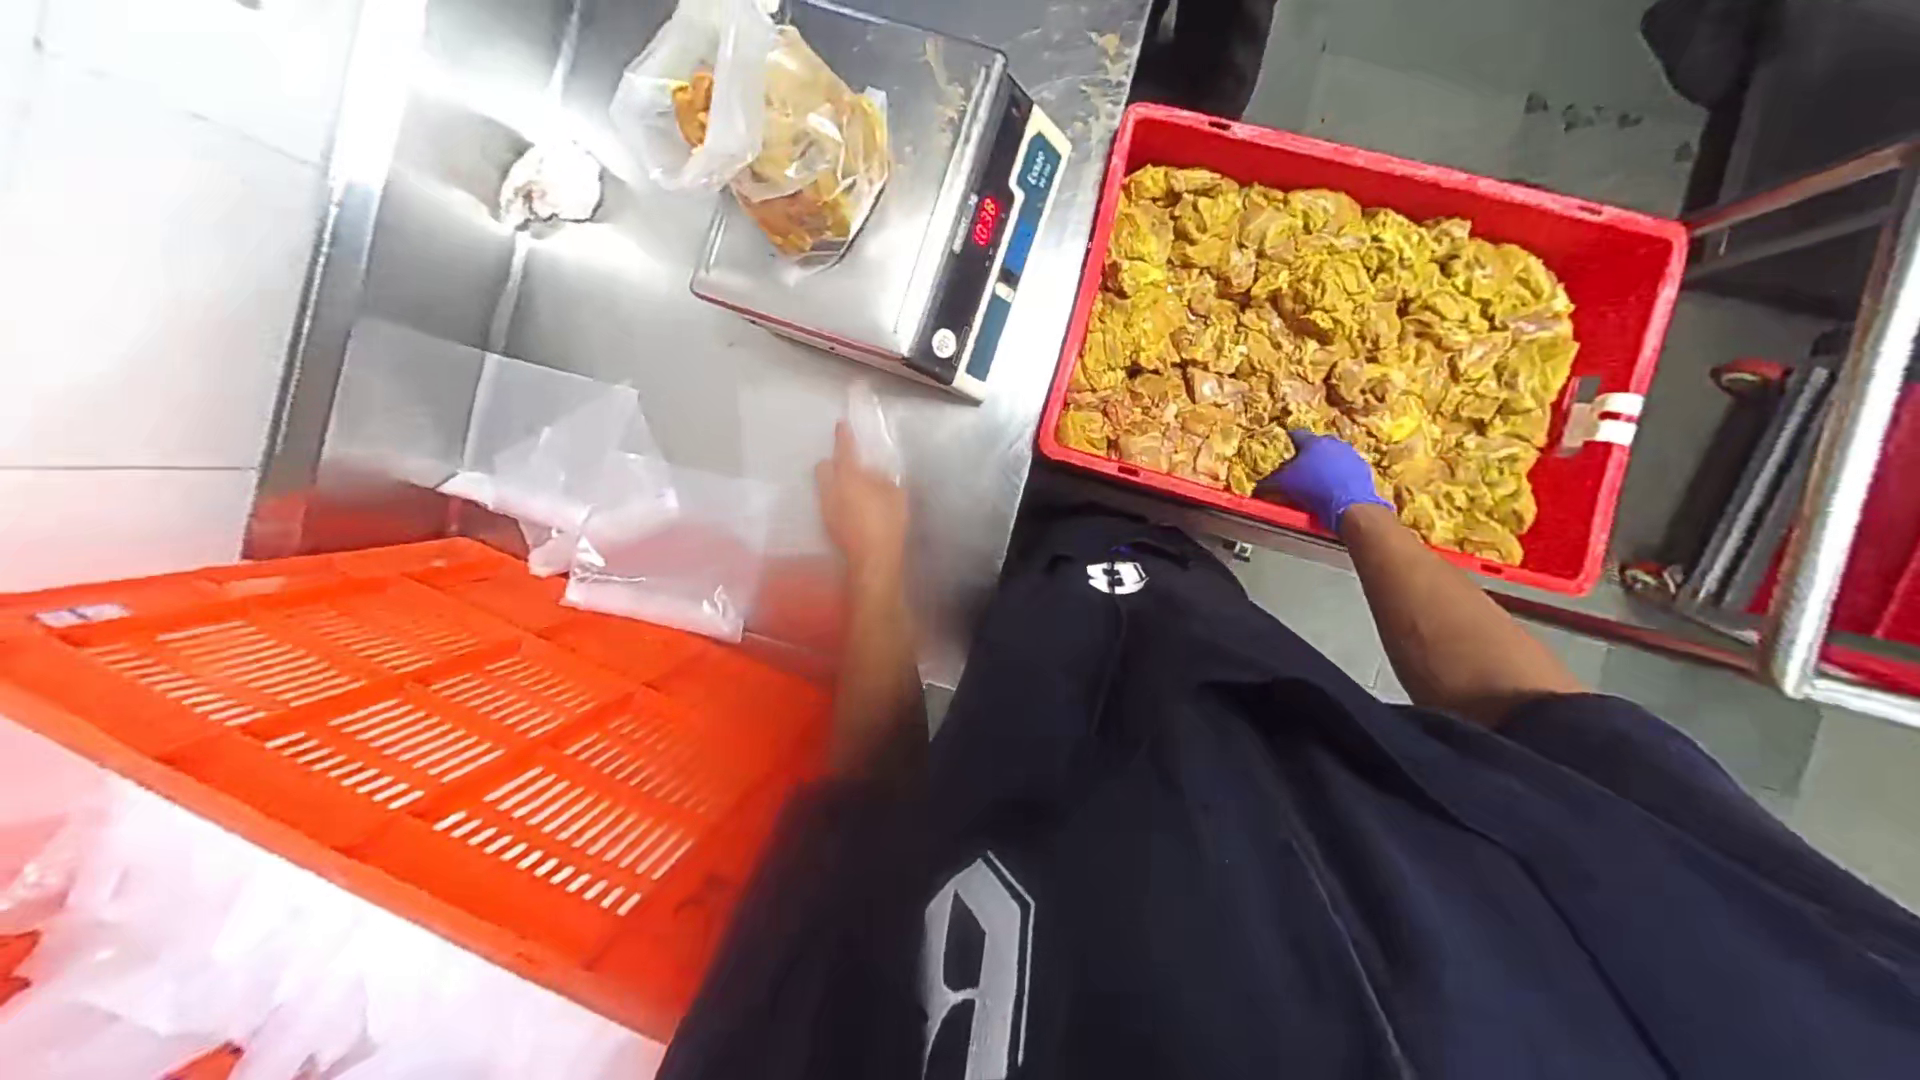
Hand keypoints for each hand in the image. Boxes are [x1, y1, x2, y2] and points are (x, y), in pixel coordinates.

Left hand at [816, 421, 908, 589]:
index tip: (842, 424)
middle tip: (850, 465)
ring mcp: (826, 508)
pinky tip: (854, 509)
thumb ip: (883, 479)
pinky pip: (830, 503)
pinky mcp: (828, 525)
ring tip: (855, 489)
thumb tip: (875, 474)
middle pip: (823, 466)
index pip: (844, 449)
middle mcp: (831, 489)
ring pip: (824, 486)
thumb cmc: (887, 522)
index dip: (843, 435)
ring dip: (835, 483)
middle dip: (833, 462)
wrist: (872, 559)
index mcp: (849, 476)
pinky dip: (839, 500)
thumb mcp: (896, 494)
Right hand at [1256, 430, 1391, 531]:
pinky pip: (1347, 470)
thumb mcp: (1283, 486)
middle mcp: (1334, 444)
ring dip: (1327, 464)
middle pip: (1318, 444)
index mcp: (1313, 442)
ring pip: (1335, 456)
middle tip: (1301, 465)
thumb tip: (1255, 488)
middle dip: (1310, 453)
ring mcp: (1351, 456)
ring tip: (1318, 480)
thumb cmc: (1312, 488)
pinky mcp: (1364, 470)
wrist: (1349, 505)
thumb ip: (1268, 483)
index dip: (1289, 439)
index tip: (1285, 443)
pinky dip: (1340, 476)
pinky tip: (1333, 489)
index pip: (1297, 434)